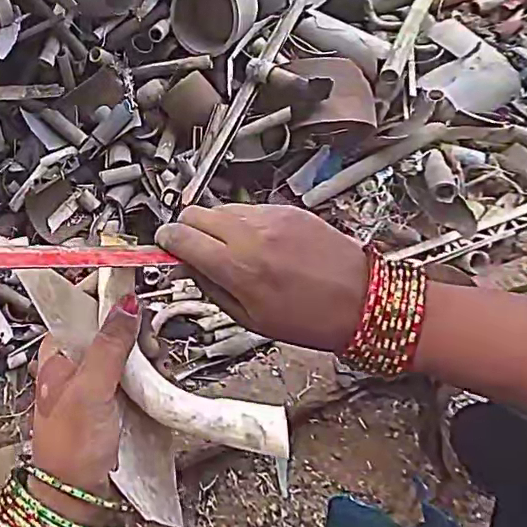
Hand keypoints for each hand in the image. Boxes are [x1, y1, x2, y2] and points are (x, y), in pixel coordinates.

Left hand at [29, 293, 139, 497]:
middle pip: (110, 321)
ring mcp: (96, 374)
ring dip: (145, 350)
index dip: (107, 294)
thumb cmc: (69, 448)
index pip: (82, 302)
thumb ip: (109, 345)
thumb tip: (125, 304)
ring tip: (152, 364)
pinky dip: (148, 369)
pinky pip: (135, 367)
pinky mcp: (113, 391)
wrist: (76, 495)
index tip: (133, 293)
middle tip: (146, 343)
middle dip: (134, 328)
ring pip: (126, 343)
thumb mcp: (90, 390)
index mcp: (58, 348)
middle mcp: (76, 357)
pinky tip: (154, 378)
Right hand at [157, 204, 368, 353]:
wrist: (363, 299)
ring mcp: (270, 217)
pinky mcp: (287, 209)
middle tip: (192, 247)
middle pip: (194, 212)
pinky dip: (242, 222)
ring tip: (229, 248)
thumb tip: (189, 269)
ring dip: (214, 224)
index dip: (165, 241)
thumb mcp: (251, 319)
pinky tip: (255, 243)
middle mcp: (251, 235)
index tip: (163, 245)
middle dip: (186, 228)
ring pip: (220, 207)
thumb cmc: (314, 317)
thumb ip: (212, 289)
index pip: (181, 237)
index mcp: (239, 267)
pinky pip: (249, 208)